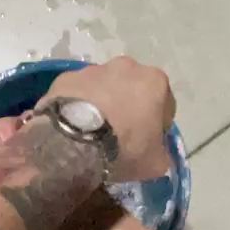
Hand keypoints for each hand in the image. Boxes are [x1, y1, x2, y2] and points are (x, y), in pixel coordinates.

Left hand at [42, 56, 175, 182]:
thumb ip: (160, 153)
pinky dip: (76, 104)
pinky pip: (77, 92)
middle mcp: (127, 67)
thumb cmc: (124, 149)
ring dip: (102, 103)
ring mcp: (94, 69)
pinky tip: (72, 124)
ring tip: (91, 130)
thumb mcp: (155, 163)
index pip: (164, 104)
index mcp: (155, 82)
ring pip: (103, 87)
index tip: (146, 141)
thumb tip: (156, 153)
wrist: (74, 143)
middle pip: (132, 89)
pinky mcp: (66, 77)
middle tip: (117, 134)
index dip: (156, 124)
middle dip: (128, 106)